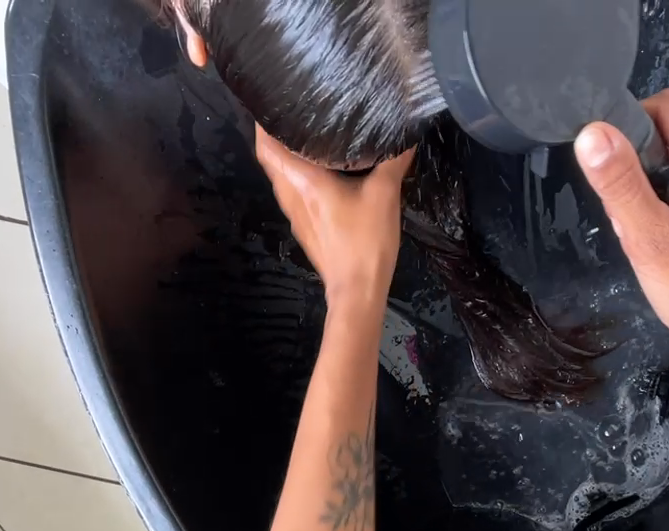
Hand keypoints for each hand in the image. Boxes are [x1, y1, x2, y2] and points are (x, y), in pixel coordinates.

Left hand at [254, 129, 415, 313]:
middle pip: (271, 162)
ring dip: (288, 160)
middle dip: (275, 136)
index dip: (262, 120)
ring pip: (282, 180)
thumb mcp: (385, 195)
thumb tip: (406, 132)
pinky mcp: (306, 232)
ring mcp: (296, 218)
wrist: (358, 293)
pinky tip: (320, 175)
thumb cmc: (365, 243)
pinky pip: (295, 197)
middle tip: (292, 112)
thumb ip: (393, 160)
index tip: (271, 98)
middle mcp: (292, 197)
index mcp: (303, 182)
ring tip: (306, 137)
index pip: (266, 146)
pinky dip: (300, 180)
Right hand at [574, 90, 668, 364]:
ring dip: (654, 184)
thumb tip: (589, 132)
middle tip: (629, 213)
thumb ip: (621, 185)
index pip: (668, 107)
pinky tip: (665, 236)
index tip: (609, 174)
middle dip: (641, 162)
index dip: (629, 129)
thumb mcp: (651, 241)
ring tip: (647, 230)